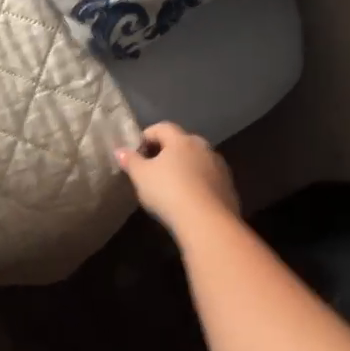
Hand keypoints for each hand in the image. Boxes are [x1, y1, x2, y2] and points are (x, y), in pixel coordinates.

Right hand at [115, 121, 238, 227]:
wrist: (208, 223)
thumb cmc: (169, 191)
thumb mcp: (141, 176)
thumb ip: (130, 160)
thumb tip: (120, 151)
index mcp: (182, 140)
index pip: (162, 127)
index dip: (147, 136)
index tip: (136, 151)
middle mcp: (204, 148)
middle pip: (182, 143)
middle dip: (166, 152)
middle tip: (151, 168)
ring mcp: (220, 168)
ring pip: (197, 161)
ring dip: (184, 168)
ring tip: (169, 186)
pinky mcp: (229, 188)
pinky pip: (208, 179)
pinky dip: (196, 184)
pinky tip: (187, 199)